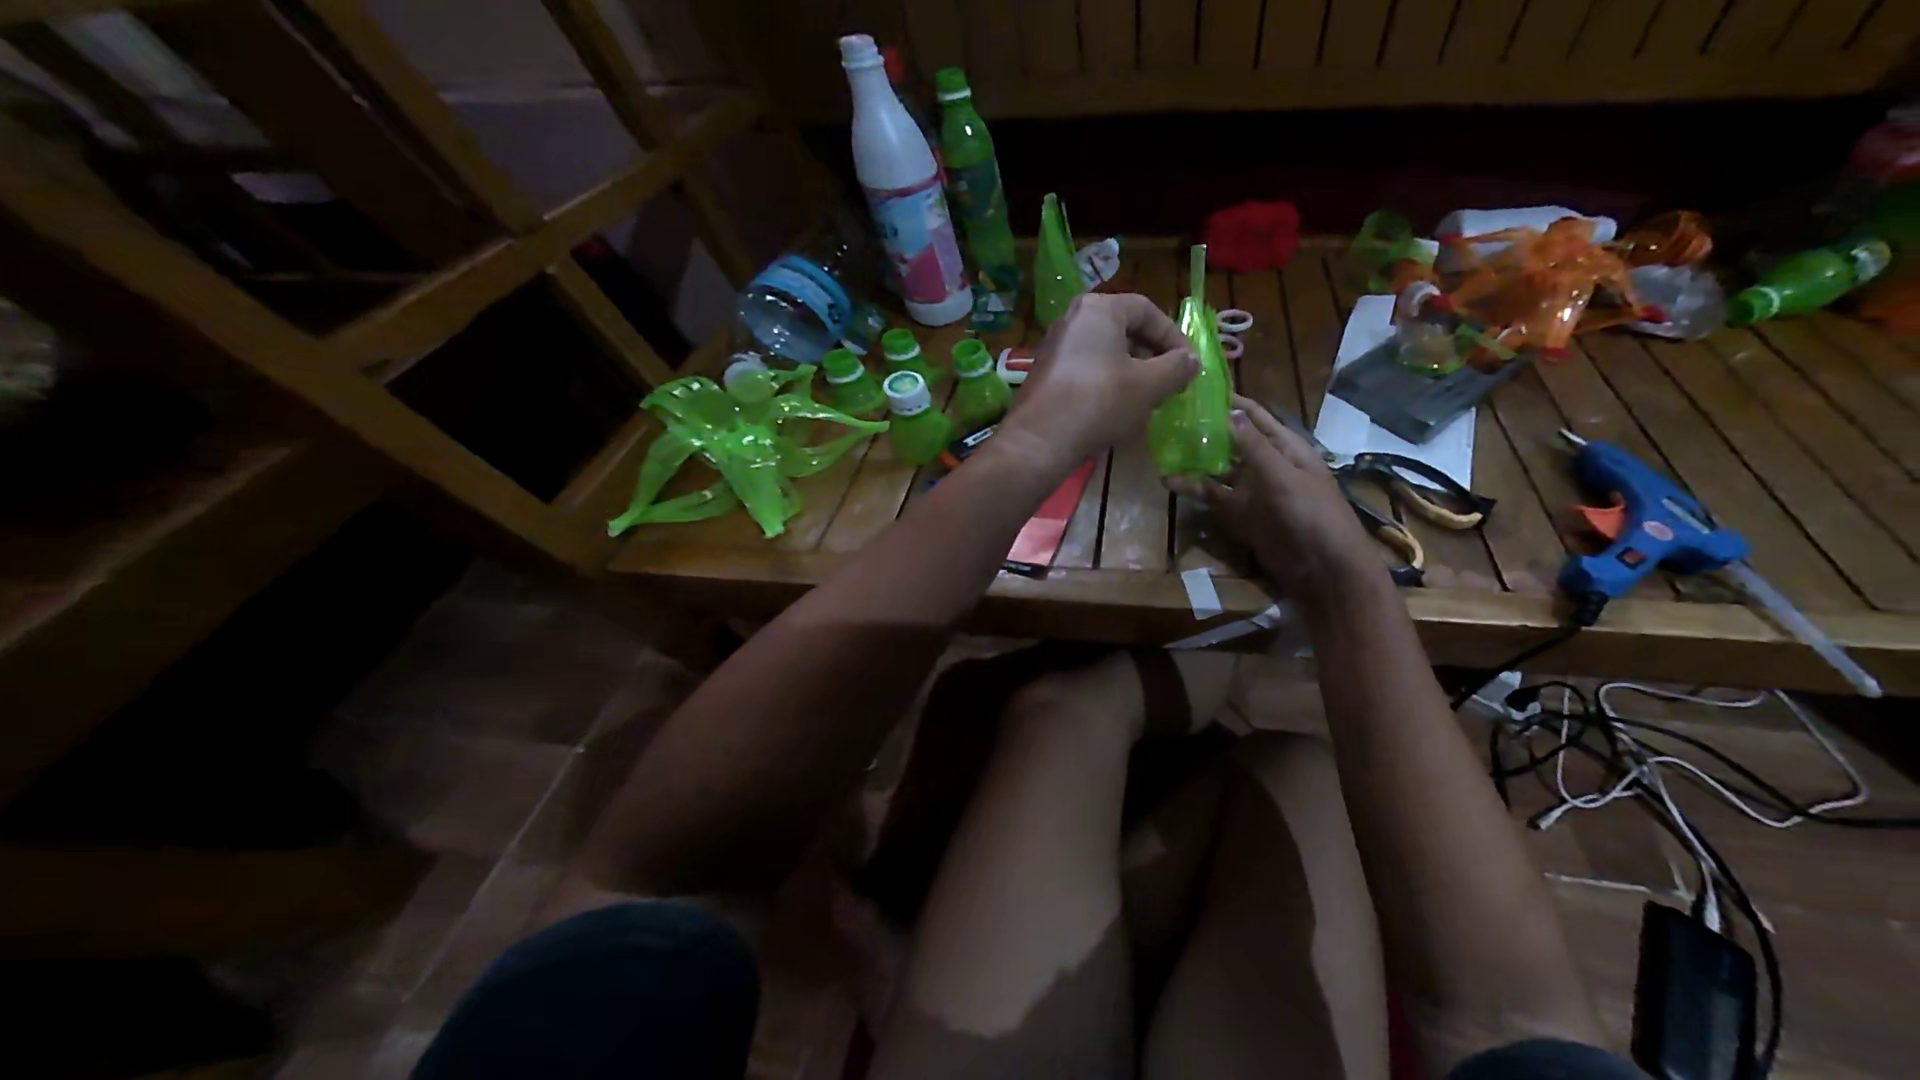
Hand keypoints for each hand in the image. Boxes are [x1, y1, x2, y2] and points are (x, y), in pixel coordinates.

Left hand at [997, 292, 1195, 467]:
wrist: (1039, 440)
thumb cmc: (1100, 402)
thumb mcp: (1148, 385)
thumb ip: (1176, 367)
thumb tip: (1192, 360)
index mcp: (1098, 309)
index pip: (1147, 310)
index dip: (1172, 335)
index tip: (1187, 363)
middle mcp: (1072, 319)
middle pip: (1124, 328)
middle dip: (1151, 354)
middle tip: (1169, 381)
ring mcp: (1054, 345)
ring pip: (1104, 350)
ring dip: (1131, 369)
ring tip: (1147, 396)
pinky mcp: (1045, 372)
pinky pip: (1085, 367)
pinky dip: (1106, 380)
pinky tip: (1116, 406)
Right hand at [1168, 396, 1378, 607]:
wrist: (1322, 568)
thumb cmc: (1311, 514)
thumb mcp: (1283, 476)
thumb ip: (1254, 446)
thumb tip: (1229, 412)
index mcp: (1285, 447)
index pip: (1255, 416)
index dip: (1231, 402)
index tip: (1199, 389)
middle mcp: (1266, 464)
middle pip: (1231, 441)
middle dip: (1205, 430)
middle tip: (1170, 419)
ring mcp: (1251, 490)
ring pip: (1218, 469)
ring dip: (1194, 461)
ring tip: (1163, 450)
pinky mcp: (1239, 514)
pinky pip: (1213, 497)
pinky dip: (1193, 489)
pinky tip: (1169, 482)